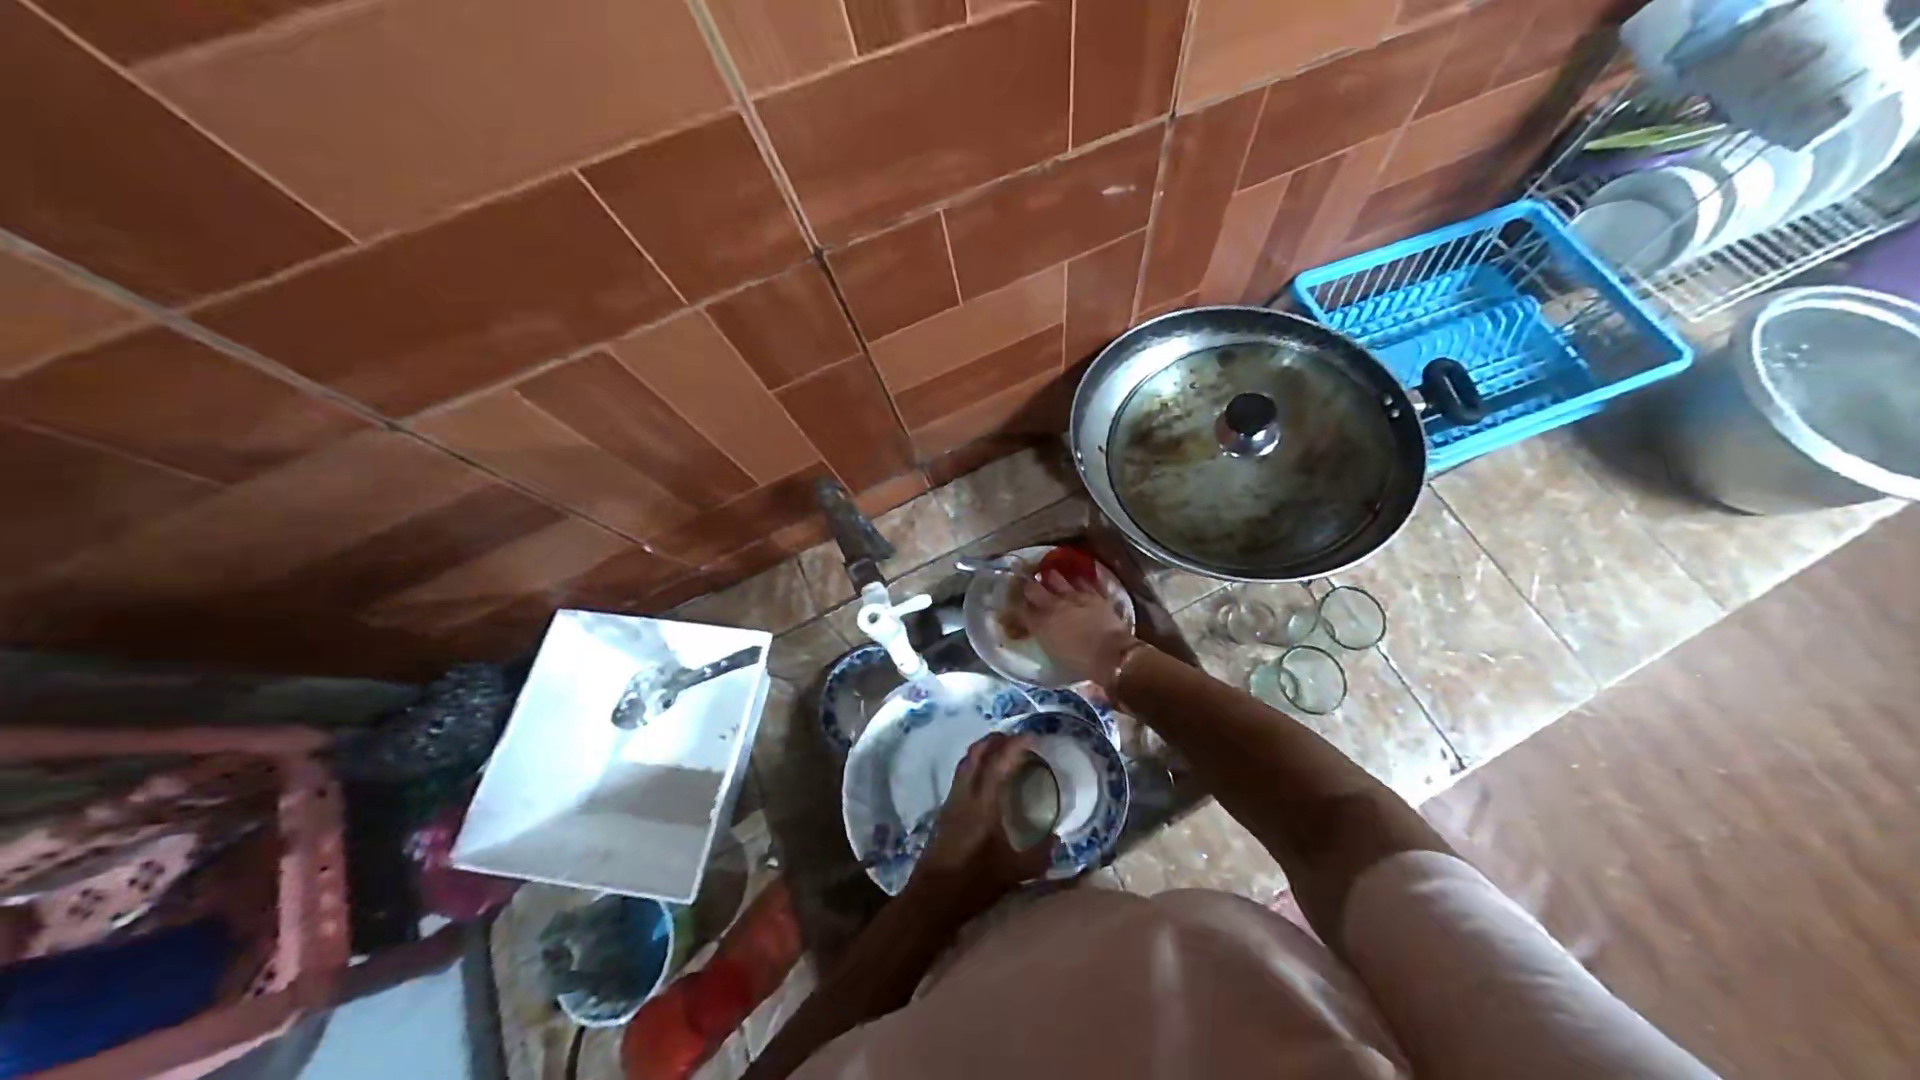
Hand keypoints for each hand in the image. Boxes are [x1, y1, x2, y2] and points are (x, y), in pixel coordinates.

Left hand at [906, 733, 1053, 918]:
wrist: (934, 897)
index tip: (1032, 737)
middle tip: (1017, 739)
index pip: (999, 762)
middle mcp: (965, 794)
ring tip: (1002, 752)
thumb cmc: (975, 882)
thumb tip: (1056, 838)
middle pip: (977, 753)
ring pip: (966, 762)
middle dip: (997, 740)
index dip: (1015, 745)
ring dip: (984, 750)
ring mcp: (952, 800)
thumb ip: (1040, 853)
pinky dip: (975, 766)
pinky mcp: (945, 811)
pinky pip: (961, 775)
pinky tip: (986, 779)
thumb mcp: (1016, 871)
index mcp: (984, 803)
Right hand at [1022, 571, 1139, 688]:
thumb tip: (1040, 631)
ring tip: (1050, 577)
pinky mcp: (1093, 593)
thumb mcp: (1053, 655)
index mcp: (1040, 624)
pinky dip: (1077, 580)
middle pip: (1032, 588)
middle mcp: (1052, 605)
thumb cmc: (1080, 664)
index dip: (1017, 609)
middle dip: (1029, 588)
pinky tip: (1076, 580)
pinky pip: (1081, 580)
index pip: (1020, 610)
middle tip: (1031, 589)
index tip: (1018, 609)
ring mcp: (1073, 596)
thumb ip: (1044, 638)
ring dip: (1051, 578)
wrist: (1111, 655)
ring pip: (1055, 577)